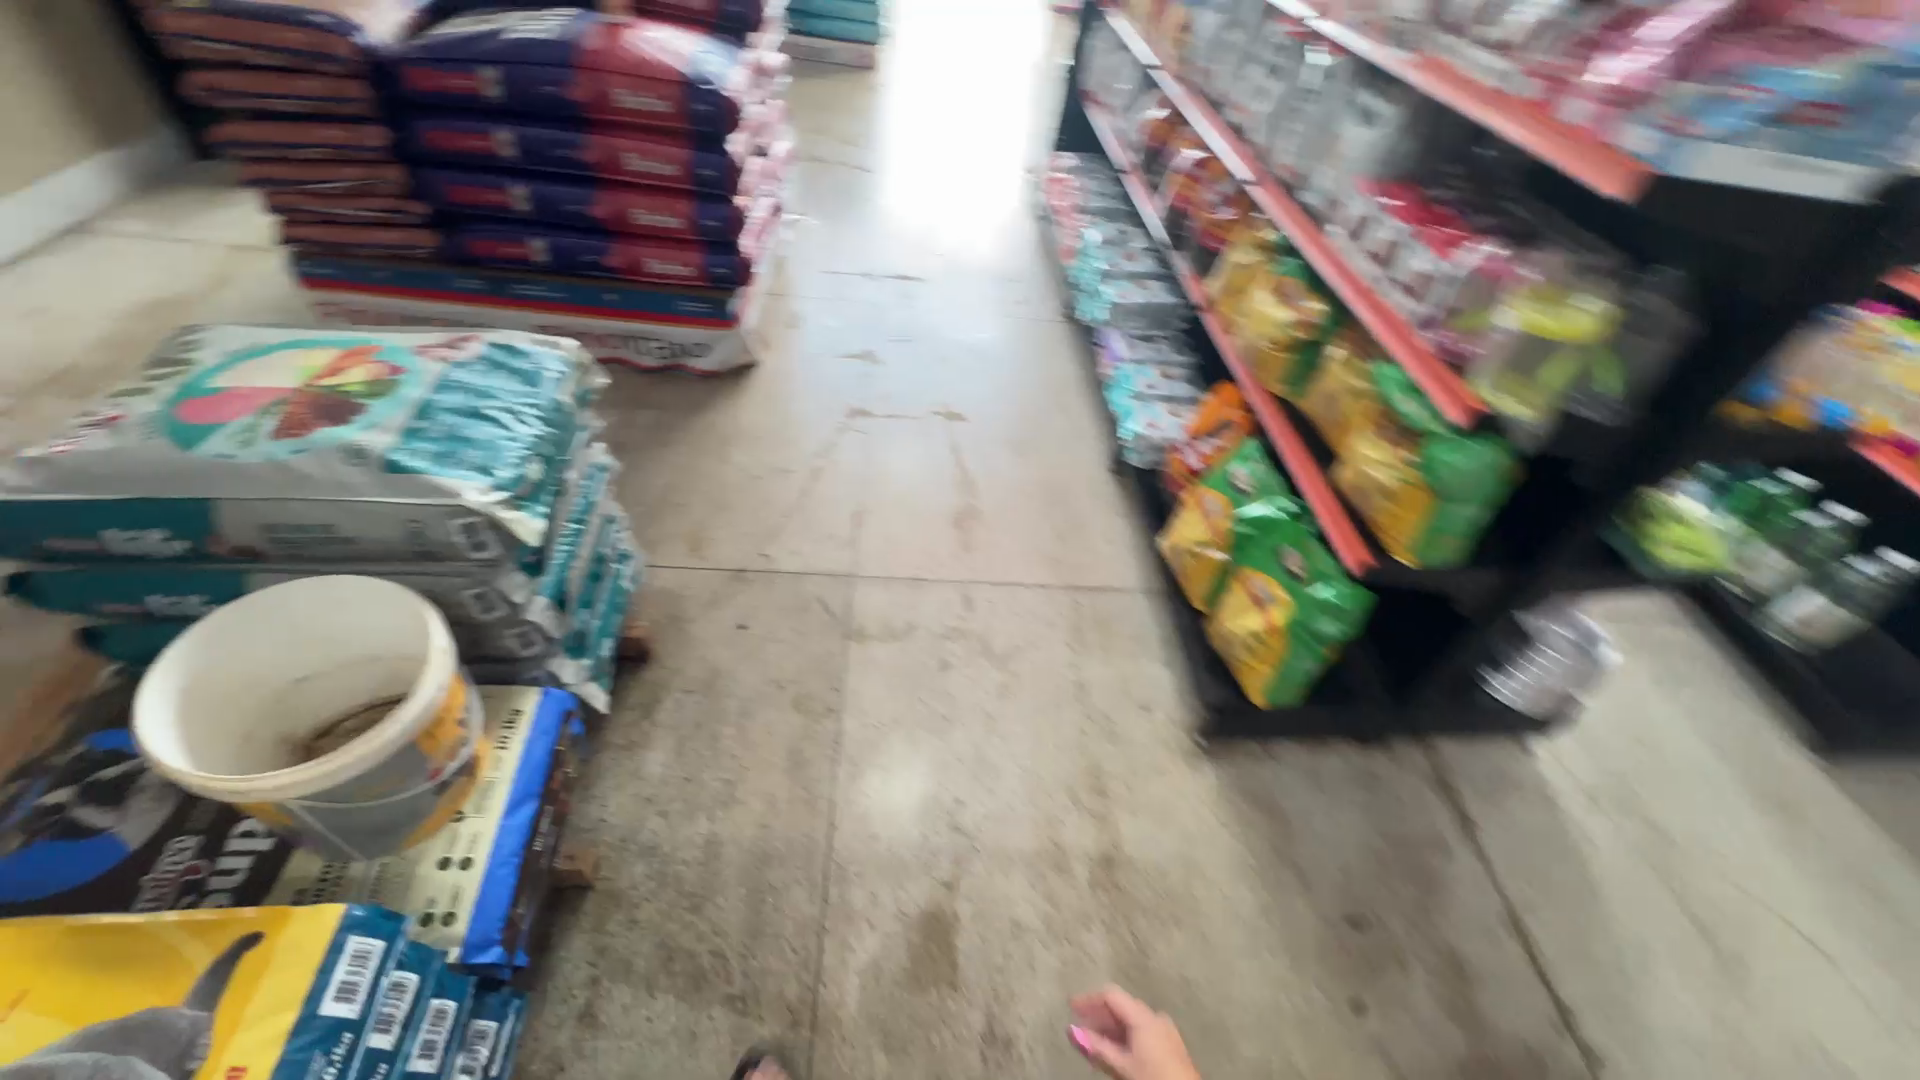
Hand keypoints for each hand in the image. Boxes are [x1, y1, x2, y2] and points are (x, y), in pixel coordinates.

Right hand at [1067, 985, 1201, 1079]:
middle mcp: (1154, 1015)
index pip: (1111, 995)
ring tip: (1094, 1040)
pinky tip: (1115, 1048)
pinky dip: (1125, 1035)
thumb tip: (1071, 1030)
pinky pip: (1141, 1029)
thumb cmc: (1152, 1078)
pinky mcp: (1169, 1041)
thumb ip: (1096, 1046)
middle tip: (1080, 1026)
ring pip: (1131, 1019)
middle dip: (1099, 1015)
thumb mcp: (1121, 1065)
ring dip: (1111, 1027)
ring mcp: (1164, 1028)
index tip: (1071, 1006)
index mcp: (1143, 1016)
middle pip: (1121, 1006)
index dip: (1089, 999)